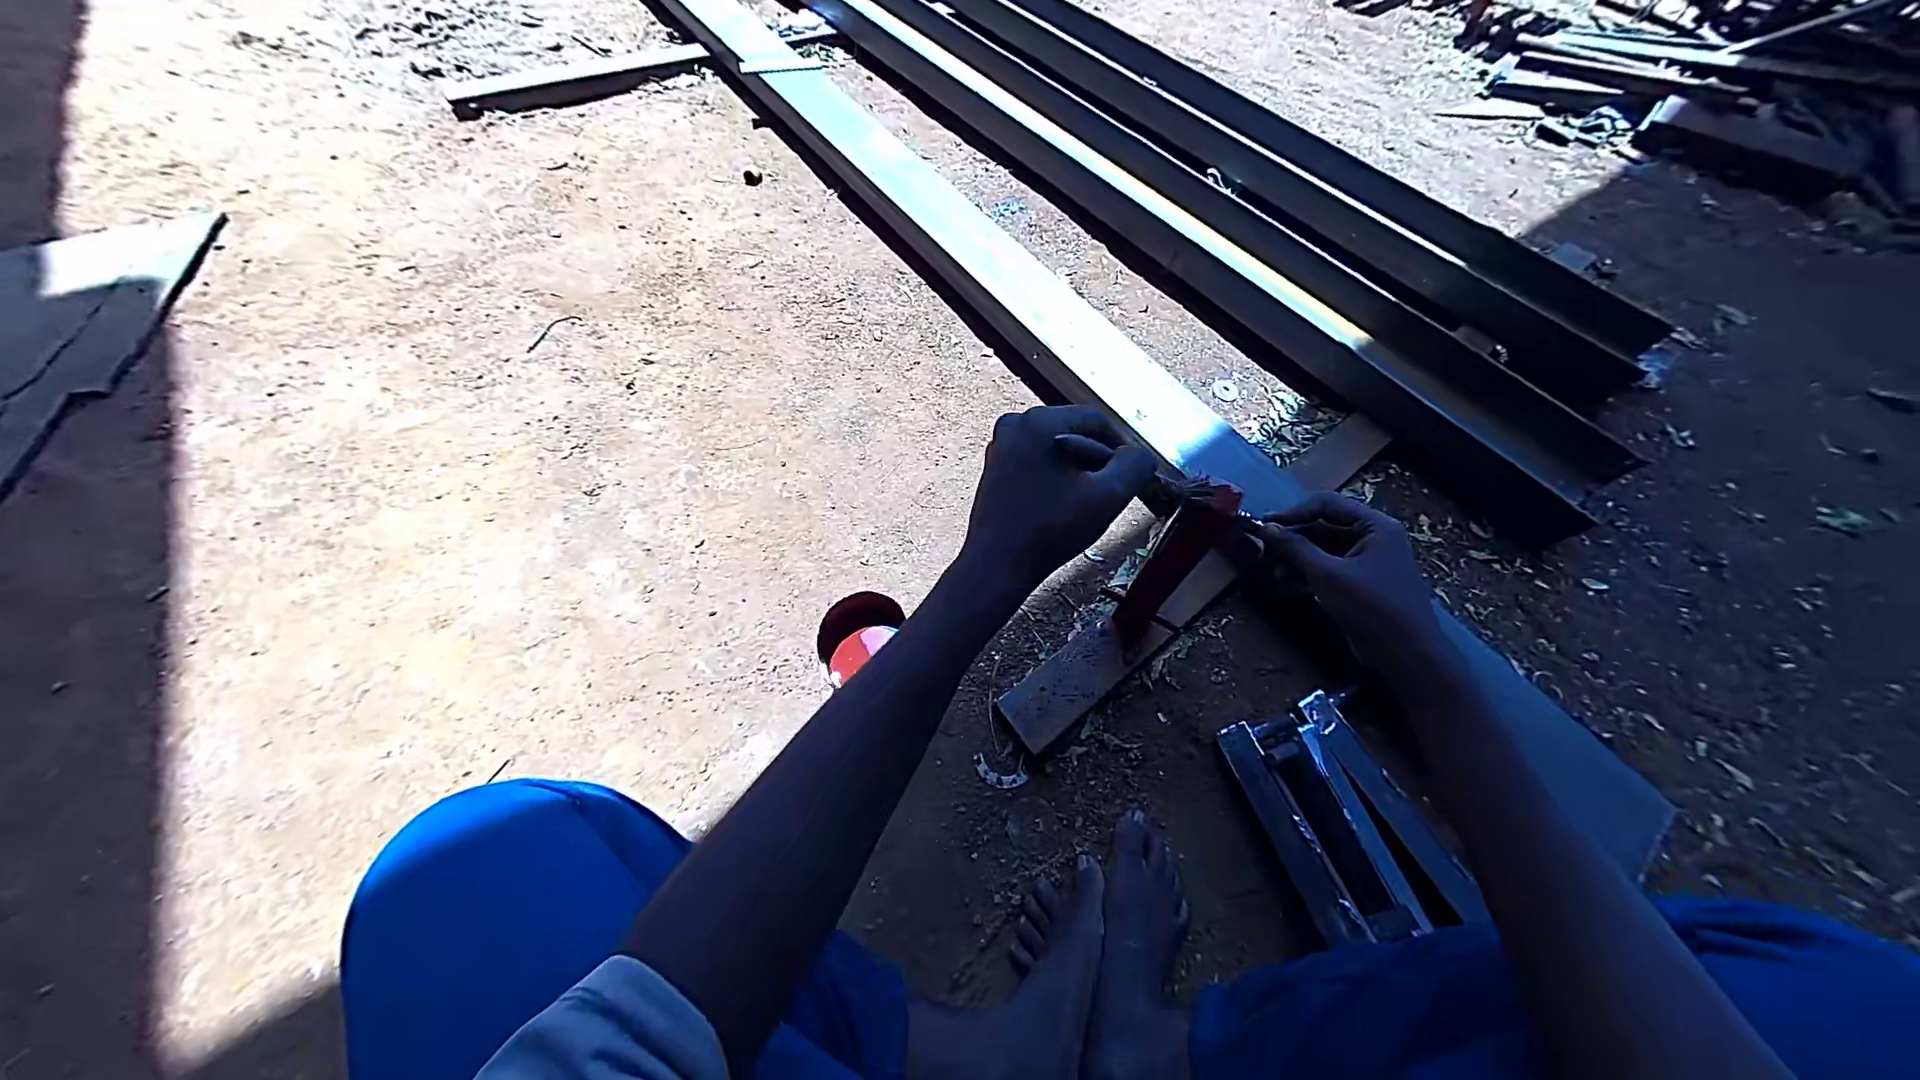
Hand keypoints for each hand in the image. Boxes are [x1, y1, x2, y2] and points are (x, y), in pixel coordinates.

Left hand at [956, 406, 1155, 599]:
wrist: (998, 567)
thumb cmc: (1045, 533)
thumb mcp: (1108, 497)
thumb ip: (1135, 467)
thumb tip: (1140, 457)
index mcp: (1037, 422)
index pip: (1096, 421)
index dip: (1121, 448)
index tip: (1132, 473)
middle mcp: (1013, 427)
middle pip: (1075, 434)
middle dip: (1097, 463)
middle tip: (1109, 494)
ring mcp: (1001, 449)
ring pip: (1057, 453)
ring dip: (1077, 476)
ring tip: (1083, 507)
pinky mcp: (996, 472)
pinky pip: (1038, 466)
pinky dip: (1056, 483)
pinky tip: (1061, 511)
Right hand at [1255, 494, 1447, 680]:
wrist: (1405, 655)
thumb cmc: (1371, 607)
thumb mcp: (1328, 575)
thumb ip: (1295, 548)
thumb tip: (1266, 528)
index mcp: (1375, 526)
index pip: (1327, 505)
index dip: (1293, 513)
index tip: (1264, 527)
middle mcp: (1372, 538)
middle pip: (1322, 527)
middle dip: (1291, 540)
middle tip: (1263, 552)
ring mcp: (1365, 562)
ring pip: (1320, 550)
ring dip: (1294, 558)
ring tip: (1272, 571)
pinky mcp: (1357, 584)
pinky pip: (1326, 569)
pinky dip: (1305, 573)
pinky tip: (1286, 583)